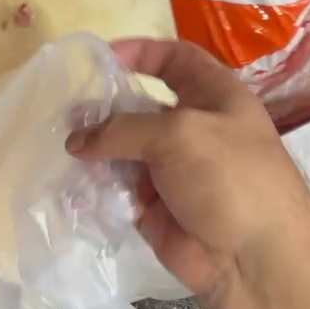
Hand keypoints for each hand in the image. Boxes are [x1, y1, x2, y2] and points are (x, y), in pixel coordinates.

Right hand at [67, 39, 309, 302]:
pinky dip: (94, 193)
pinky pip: (115, 195)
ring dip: (94, 157)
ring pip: (122, 157)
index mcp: (213, 98)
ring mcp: (170, 174)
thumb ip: (123, 130)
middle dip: (104, 114)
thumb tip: (76, 140)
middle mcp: (190, 133)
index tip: (103, 59)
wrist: (246, 254)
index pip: (176, 63)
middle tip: (67, 119)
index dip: (142, 54)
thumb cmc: (229, 178)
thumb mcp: (179, 135)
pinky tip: (71, 193)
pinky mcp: (151, 211)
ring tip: (63, 158)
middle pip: (139, 113)